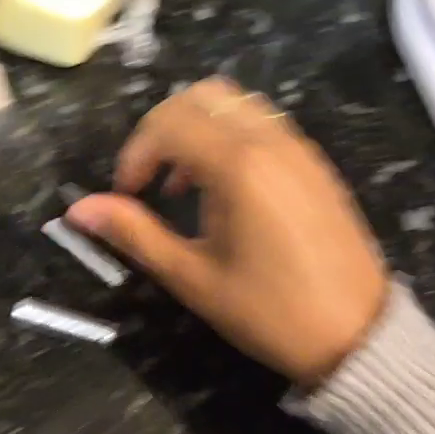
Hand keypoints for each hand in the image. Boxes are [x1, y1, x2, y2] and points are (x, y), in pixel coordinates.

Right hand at [68, 78, 389, 386]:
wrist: (356, 336)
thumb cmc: (269, 313)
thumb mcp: (194, 278)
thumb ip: (135, 235)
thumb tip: (78, 210)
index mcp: (238, 165)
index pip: (168, 123)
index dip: (134, 154)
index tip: (125, 196)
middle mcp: (271, 141)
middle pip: (201, 97)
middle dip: (163, 131)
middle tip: (150, 182)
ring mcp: (300, 149)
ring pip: (236, 105)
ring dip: (199, 130)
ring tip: (186, 189)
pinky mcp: (317, 165)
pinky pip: (266, 125)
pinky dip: (233, 139)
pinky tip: (229, 193)